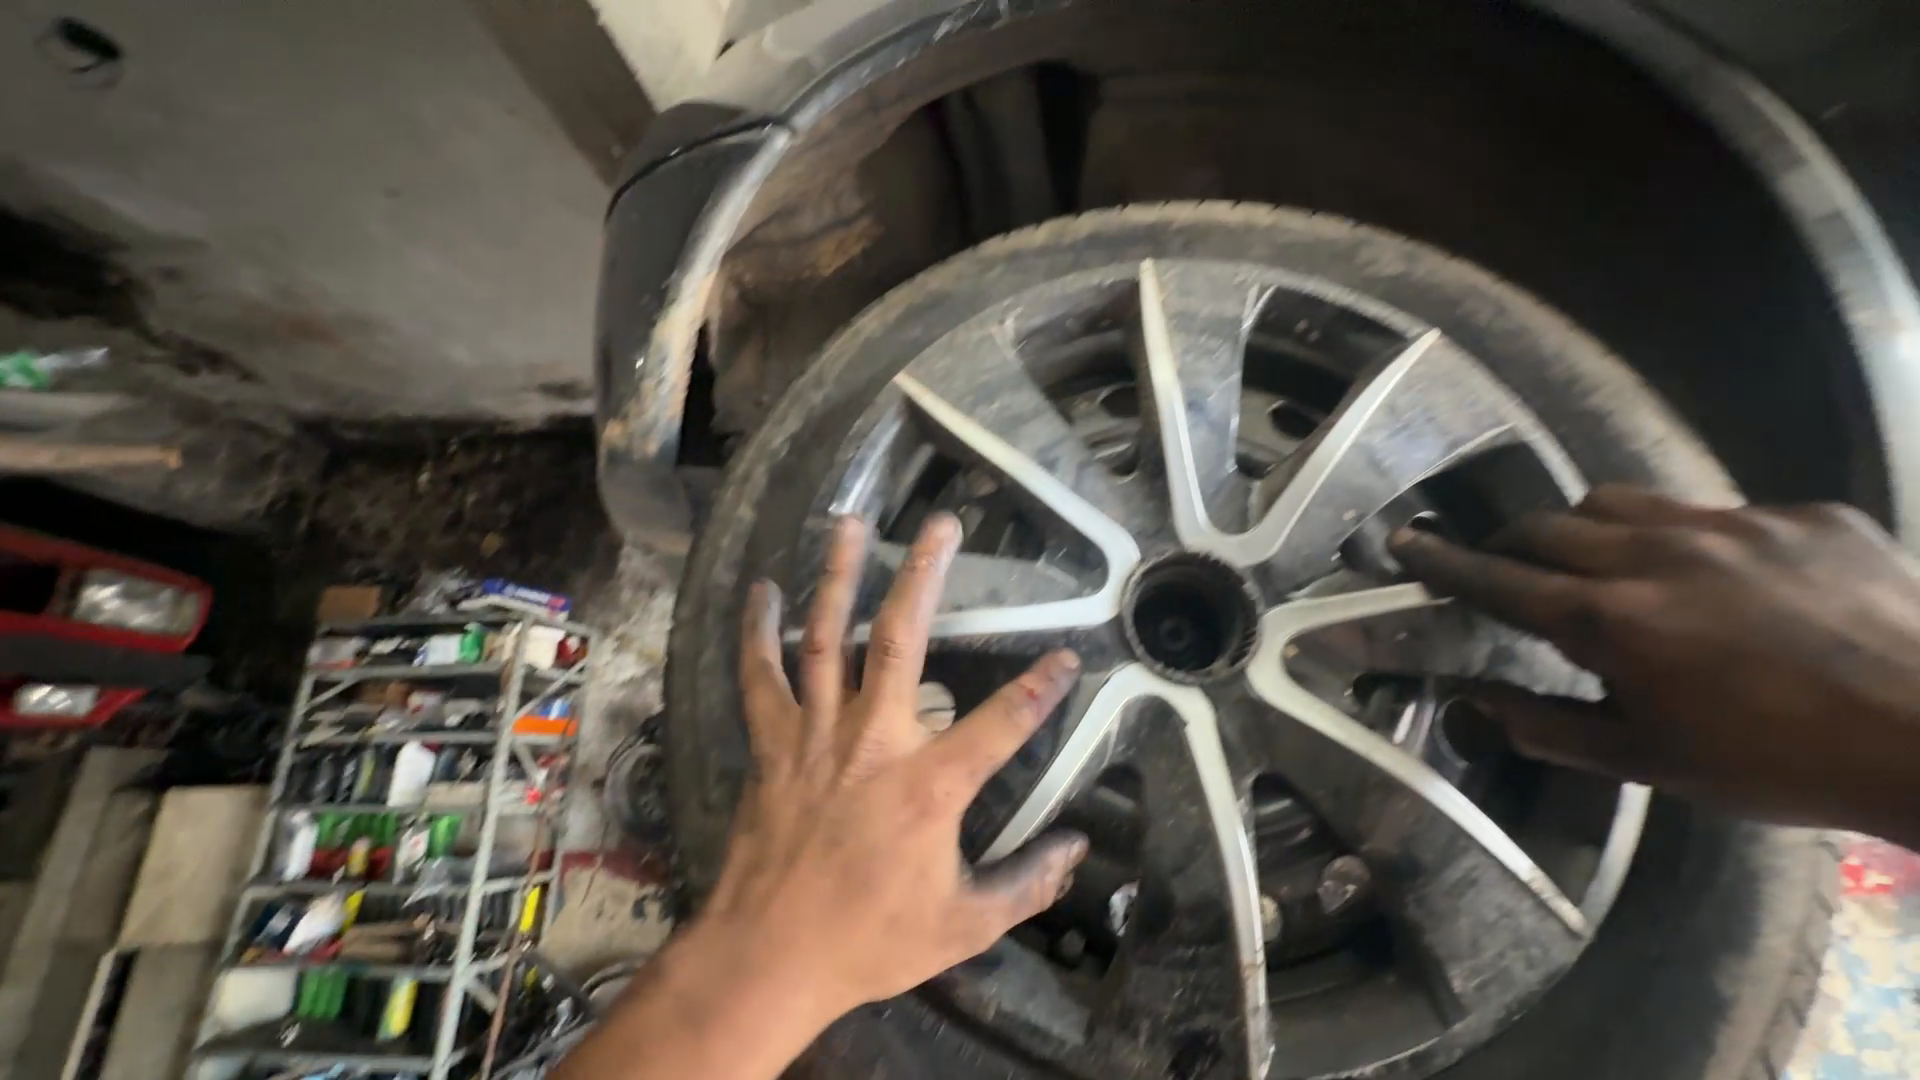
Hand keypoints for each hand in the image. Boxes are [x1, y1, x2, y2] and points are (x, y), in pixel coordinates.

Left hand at [696, 512, 1088, 1019]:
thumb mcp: (964, 927)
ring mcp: (816, 734)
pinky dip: (758, 631)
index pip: (1003, 722)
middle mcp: (873, 739)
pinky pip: (760, 675)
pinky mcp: (771, 743)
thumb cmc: (869, 941)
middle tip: (941, 525)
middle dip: (925, 576)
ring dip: (840, 575)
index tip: (1068, 657)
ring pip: (827, 637)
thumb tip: (1077, 849)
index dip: (1041, 687)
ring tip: (849, 522)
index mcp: (929, 784)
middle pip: (902, 639)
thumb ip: (1027, 884)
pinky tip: (762, 590)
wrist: (768, 958)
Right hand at [1390, 485, 1919, 845]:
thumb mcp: (1650, 762)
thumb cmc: (1784, 761)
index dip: (1441, 560)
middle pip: (1544, 524)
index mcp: (1612, 620)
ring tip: (1604, 560)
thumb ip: (1545, 726)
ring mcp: (1732, 526)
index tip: (1404, 543)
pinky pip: (1710, 509)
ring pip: (1616, 499)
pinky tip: (1725, 579)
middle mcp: (1656, 556)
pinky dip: (1685, 536)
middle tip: (1507, 568)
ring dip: (1585, 527)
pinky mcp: (1801, 514)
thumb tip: (1469, 702)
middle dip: (1509, 542)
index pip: (1496, 577)